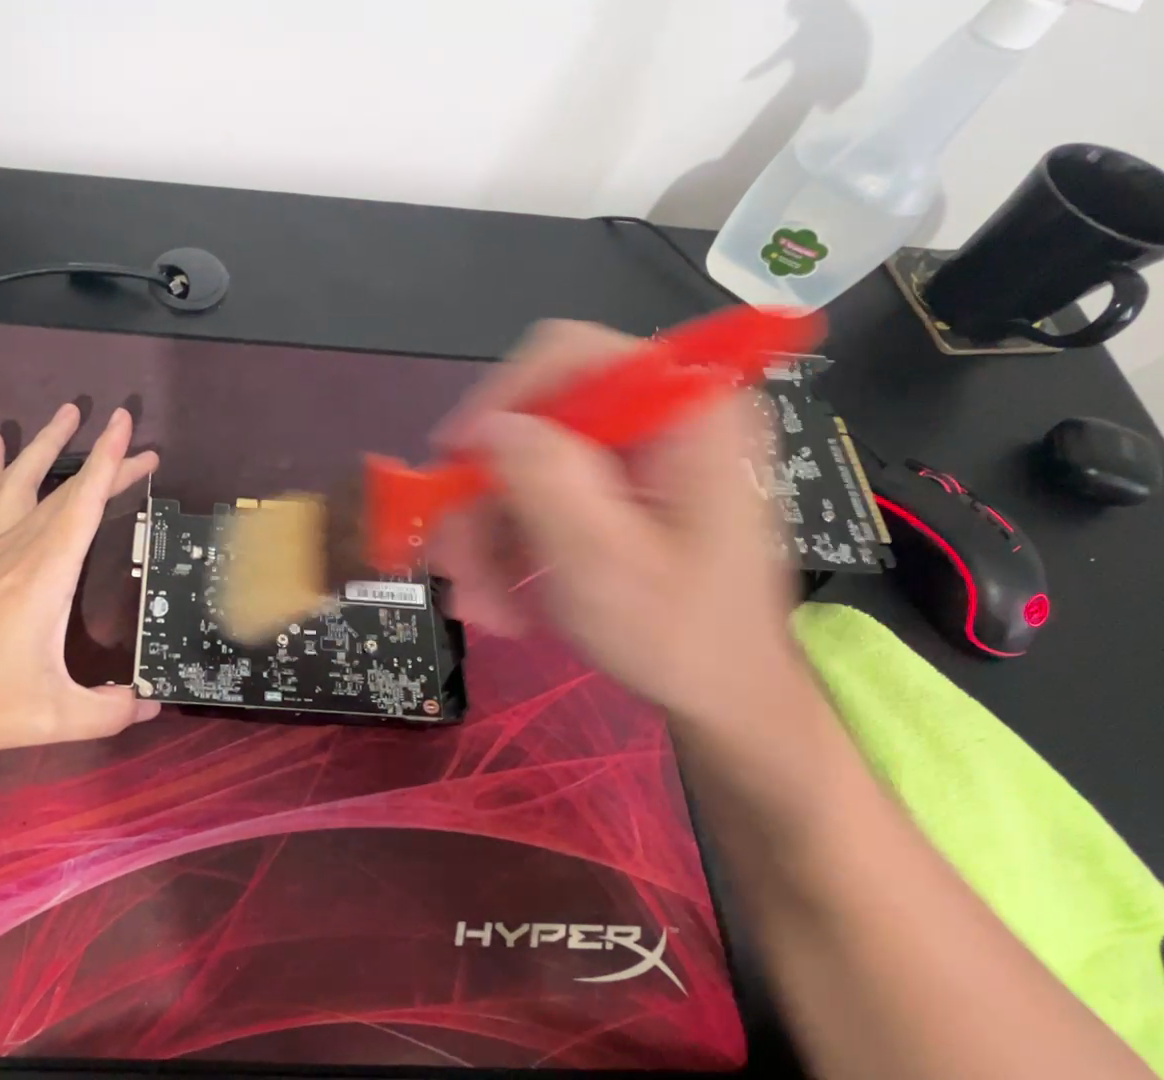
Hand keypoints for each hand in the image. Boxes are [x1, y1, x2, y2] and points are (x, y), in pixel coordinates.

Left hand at [0, 404, 159, 831]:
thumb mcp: (47, 718)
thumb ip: (107, 712)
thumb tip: (152, 704)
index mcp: (40, 578)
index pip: (82, 506)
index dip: (108, 462)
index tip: (125, 422)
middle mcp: (11, 553)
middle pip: (63, 494)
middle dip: (102, 463)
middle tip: (136, 442)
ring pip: (18, 485)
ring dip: (45, 447)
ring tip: (66, 413)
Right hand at [428, 319, 801, 724]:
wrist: (729, 698)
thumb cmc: (683, 639)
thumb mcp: (603, 563)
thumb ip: (546, 481)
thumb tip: (487, 426)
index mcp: (684, 413)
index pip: (568, 355)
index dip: (499, 401)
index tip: (455, 466)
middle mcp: (660, 419)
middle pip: (534, 419)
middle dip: (484, 495)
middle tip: (455, 562)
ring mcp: (638, 457)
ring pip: (524, 465)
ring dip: (488, 534)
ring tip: (483, 603)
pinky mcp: (619, 491)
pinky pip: (540, 496)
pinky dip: (511, 545)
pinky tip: (505, 598)